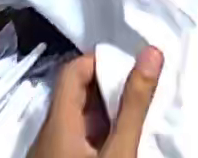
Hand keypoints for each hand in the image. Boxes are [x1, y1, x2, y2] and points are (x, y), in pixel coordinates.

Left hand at [27, 47, 161, 157]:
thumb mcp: (119, 151)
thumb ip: (134, 103)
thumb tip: (152, 50)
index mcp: (56, 123)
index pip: (73, 69)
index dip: (101, 61)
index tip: (130, 66)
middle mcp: (45, 135)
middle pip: (75, 92)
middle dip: (108, 86)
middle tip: (137, 89)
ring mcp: (46, 155)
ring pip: (75, 118)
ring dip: (103, 112)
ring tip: (132, 114)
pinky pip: (72, 139)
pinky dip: (95, 133)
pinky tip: (115, 143)